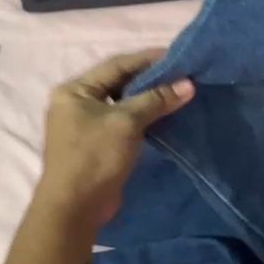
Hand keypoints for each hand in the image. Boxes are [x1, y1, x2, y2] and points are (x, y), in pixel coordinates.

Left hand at [33, 49, 193, 228]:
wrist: (75, 206)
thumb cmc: (94, 156)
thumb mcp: (126, 122)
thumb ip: (156, 99)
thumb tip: (188, 84)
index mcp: (75, 90)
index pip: (116, 65)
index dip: (148, 59)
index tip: (178, 57)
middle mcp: (78, 102)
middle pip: (120, 82)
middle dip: (151, 79)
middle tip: (183, 74)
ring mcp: (87, 124)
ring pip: (124, 103)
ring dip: (150, 98)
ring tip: (180, 92)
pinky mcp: (99, 143)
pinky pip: (125, 121)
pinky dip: (145, 116)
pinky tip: (166, 115)